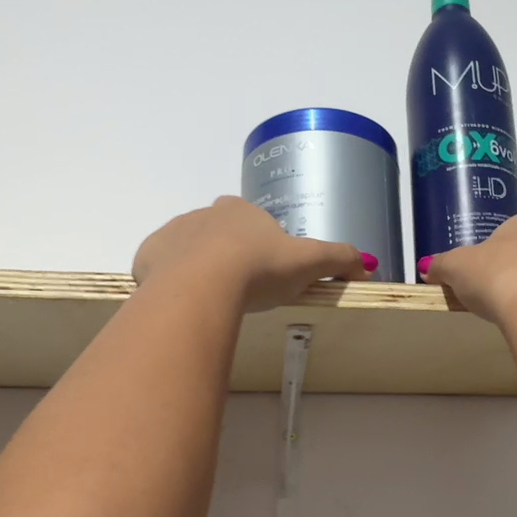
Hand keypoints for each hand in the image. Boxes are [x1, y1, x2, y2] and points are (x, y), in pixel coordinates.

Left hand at [132, 196, 375, 311]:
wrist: (203, 286)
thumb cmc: (260, 269)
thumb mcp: (310, 263)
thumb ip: (340, 259)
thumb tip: (369, 265)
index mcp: (242, 211)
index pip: (253, 226)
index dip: (261, 250)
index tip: (266, 277)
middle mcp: (204, 214)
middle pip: (219, 236)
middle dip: (228, 259)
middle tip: (240, 292)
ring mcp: (172, 234)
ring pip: (187, 252)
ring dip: (198, 271)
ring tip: (212, 303)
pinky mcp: (148, 257)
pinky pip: (160, 269)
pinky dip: (170, 283)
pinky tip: (184, 305)